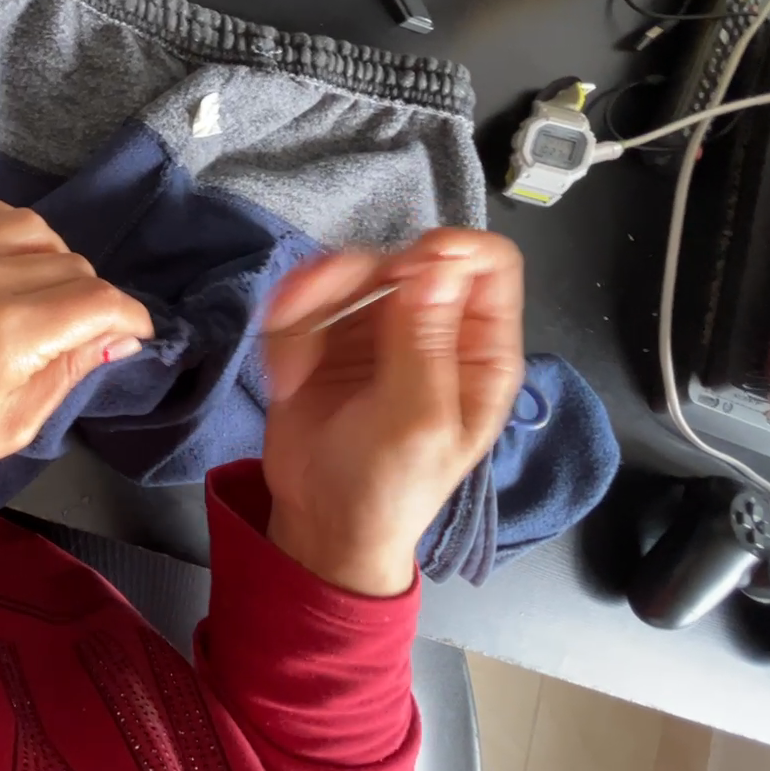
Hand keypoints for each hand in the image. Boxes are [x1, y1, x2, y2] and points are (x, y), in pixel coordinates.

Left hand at [0, 191, 154, 501]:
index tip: (129, 335)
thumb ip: (69, 371)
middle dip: (91, 300)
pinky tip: (3, 253)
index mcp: (9, 335)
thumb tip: (117, 337)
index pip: (99, 301)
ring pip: (33, 227)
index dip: (129, 318)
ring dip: (53, 258)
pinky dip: (2, 222)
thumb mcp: (12, 428)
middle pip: (72, 264)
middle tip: (76, 331)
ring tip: (41, 292)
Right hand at [259, 229, 524, 596]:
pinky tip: (285, 375)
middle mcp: (426, 326)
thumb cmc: (388, 485)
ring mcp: (370, 330)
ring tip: (289, 360)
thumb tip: (437, 264)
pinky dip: (283, 329)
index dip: (450, 251)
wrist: (320, 519)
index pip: (486, 265)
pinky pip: (299, 304)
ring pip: (341, 274)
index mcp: (474, 348)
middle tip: (317, 310)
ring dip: (306, 304)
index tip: (402, 269)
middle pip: (397, 259)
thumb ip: (424, 343)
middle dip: (353, 280)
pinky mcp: (320, 339)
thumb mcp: (416, 421)